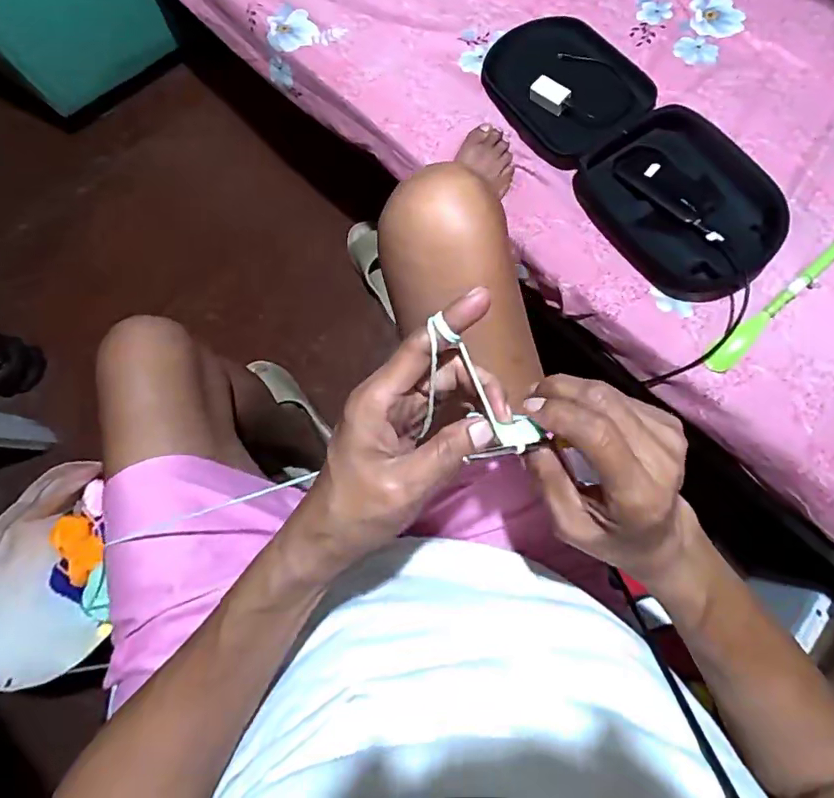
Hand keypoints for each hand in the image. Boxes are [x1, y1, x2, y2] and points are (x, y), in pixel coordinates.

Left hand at [278, 288, 507, 574]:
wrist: (330, 536)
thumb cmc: (358, 510)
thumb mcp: (405, 485)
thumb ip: (447, 452)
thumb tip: (488, 426)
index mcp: (377, 398)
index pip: (418, 346)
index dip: (451, 320)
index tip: (480, 296)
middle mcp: (389, 395)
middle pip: (442, 366)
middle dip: (478, 380)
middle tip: (504, 414)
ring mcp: (399, 409)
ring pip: (447, 384)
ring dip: (477, 396)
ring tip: (500, 422)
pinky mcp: (408, 425)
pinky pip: (444, 406)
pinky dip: (468, 412)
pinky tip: (486, 426)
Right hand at [522, 376, 700, 587]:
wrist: (663, 535)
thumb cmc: (612, 537)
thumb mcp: (571, 527)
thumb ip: (548, 483)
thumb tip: (530, 439)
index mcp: (638, 492)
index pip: (599, 434)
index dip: (561, 413)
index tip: (527, 409)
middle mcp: (660, 457)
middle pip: (604, 403)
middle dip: (560, 391)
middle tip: (529, 398)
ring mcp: (669, 436)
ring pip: (610, 393)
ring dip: (572, 389)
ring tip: (547, 400)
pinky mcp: (670, 422)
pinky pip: (620, 396)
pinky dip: (590, 398)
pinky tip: (577, 410)